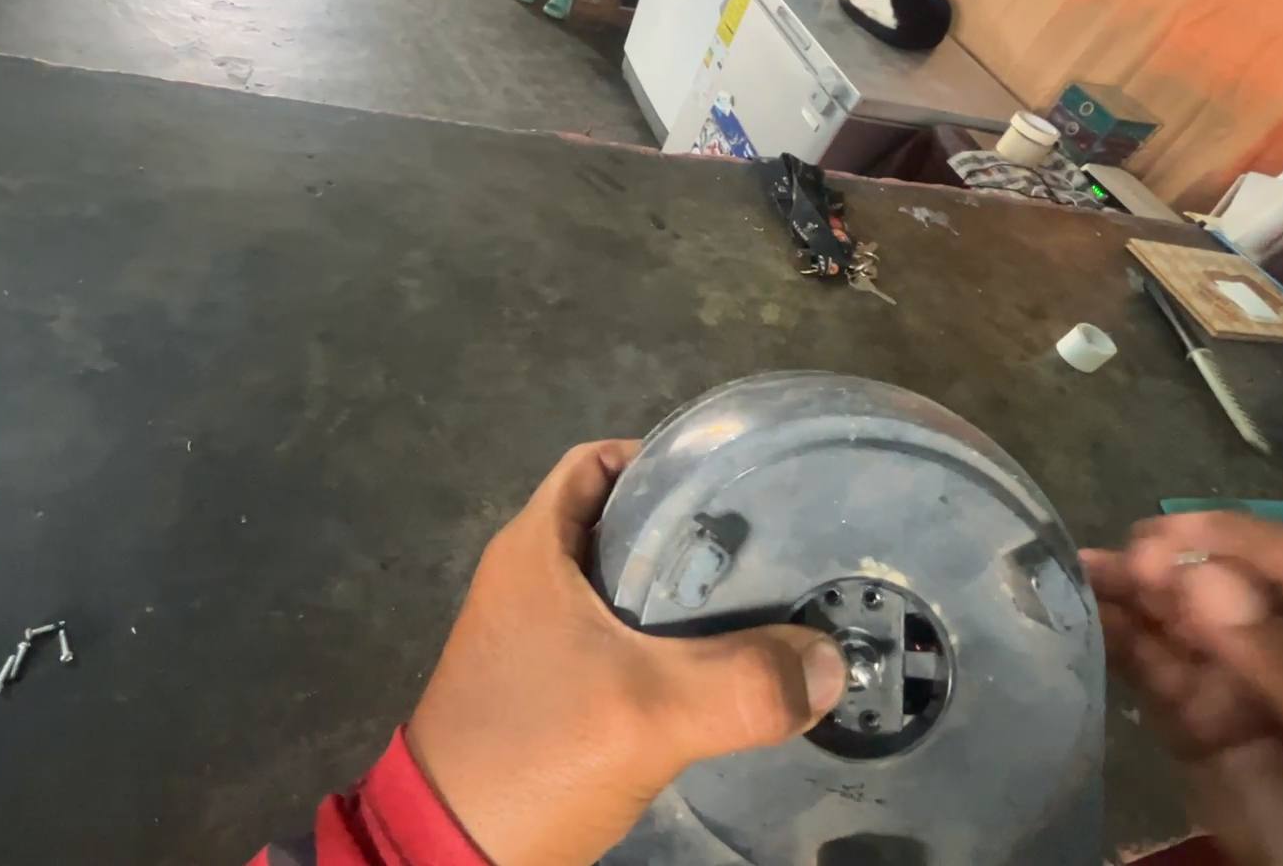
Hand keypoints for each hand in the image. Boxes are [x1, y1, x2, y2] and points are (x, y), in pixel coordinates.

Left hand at [407, 440, 847, 865]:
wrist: (452, 852)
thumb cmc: (534, 750)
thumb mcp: (646, 712)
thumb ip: (743, 684)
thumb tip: (830, 661)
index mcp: (533, 546)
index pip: (594, 463)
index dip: (653, 456)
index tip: (720, 479)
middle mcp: (528, 573)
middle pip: (611, 516)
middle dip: (676, 521)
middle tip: (751, 541)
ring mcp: (532, 625)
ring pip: (612, 575)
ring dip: (668, 581)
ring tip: (744, 594)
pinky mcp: (544, 672)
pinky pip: (608, 626)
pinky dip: (652, 629)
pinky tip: (704, 657)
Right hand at [1085, 512, 1282, 865]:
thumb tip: (1200, 579)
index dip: (1236, 540)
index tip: (1170, 532)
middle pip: (1223, 585)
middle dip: (1169, 567)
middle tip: (1124, 563)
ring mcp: (1241, 680)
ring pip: (1173, 619)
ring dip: (1126, 592)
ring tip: (1082, 572)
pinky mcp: (1193, 717)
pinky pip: (1147, 666)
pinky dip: (1110, 637)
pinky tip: (1081, 613)